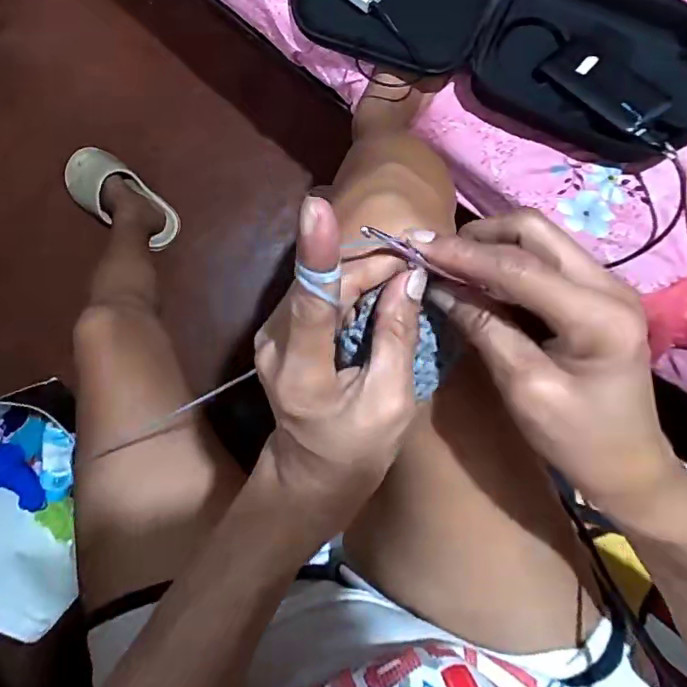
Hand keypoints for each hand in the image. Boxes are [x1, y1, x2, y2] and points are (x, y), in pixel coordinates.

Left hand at [253, 196, 423, 530]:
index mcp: (302, 372)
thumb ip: (396, 336)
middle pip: (322, 282)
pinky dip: (350, 284)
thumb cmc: (354, 453)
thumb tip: (409, 277)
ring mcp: (271, 334)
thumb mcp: (390, 402)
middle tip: (414, 259)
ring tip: (403, 270)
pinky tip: (378, 286)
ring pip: (319, 282)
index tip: (315, 208)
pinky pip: (317, 293)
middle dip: (369, 263)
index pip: (310, 303)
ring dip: (361, 271)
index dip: (316, 252)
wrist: (308, 478)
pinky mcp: (279, 329)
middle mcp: (275, 344)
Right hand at [413, 210, 686, 522]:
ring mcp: (607, 284)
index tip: (416, 245)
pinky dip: (505, 259)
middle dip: (479, 236)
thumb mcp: (524, 389)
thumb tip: (438, 286)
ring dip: (491, 244)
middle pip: (534, 230)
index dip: (463, 254)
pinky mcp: (596, 291)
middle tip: (435, 252)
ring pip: (538, 237)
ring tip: (449, 262)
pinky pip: (544, 257)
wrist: (631, 468)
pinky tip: (478, 276)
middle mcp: (609, 286)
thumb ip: (483, 329)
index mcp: (598, 316)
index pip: (519, 267)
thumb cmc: (579, 441)